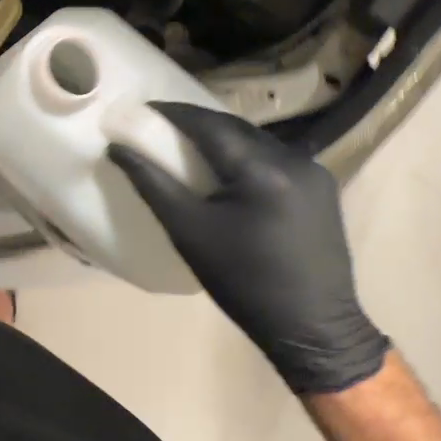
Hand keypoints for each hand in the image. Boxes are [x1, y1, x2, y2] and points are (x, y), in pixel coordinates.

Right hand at [109, 103, 389, 394]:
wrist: (314, 331)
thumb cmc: (242, 282)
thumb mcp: (188, 231)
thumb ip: (151, 182)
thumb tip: (117, 148)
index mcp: (260, 169)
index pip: (207, 122)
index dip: (172, 112)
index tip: (143, 110)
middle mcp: (292, 160)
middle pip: (233, 126)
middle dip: (195, 122)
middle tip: (161, 127)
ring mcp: (313, 172)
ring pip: (255, 139)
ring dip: (222, 137)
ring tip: (189, 146)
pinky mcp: (322, 187)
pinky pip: (274, 156)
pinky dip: (245, 154)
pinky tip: (228, 169)